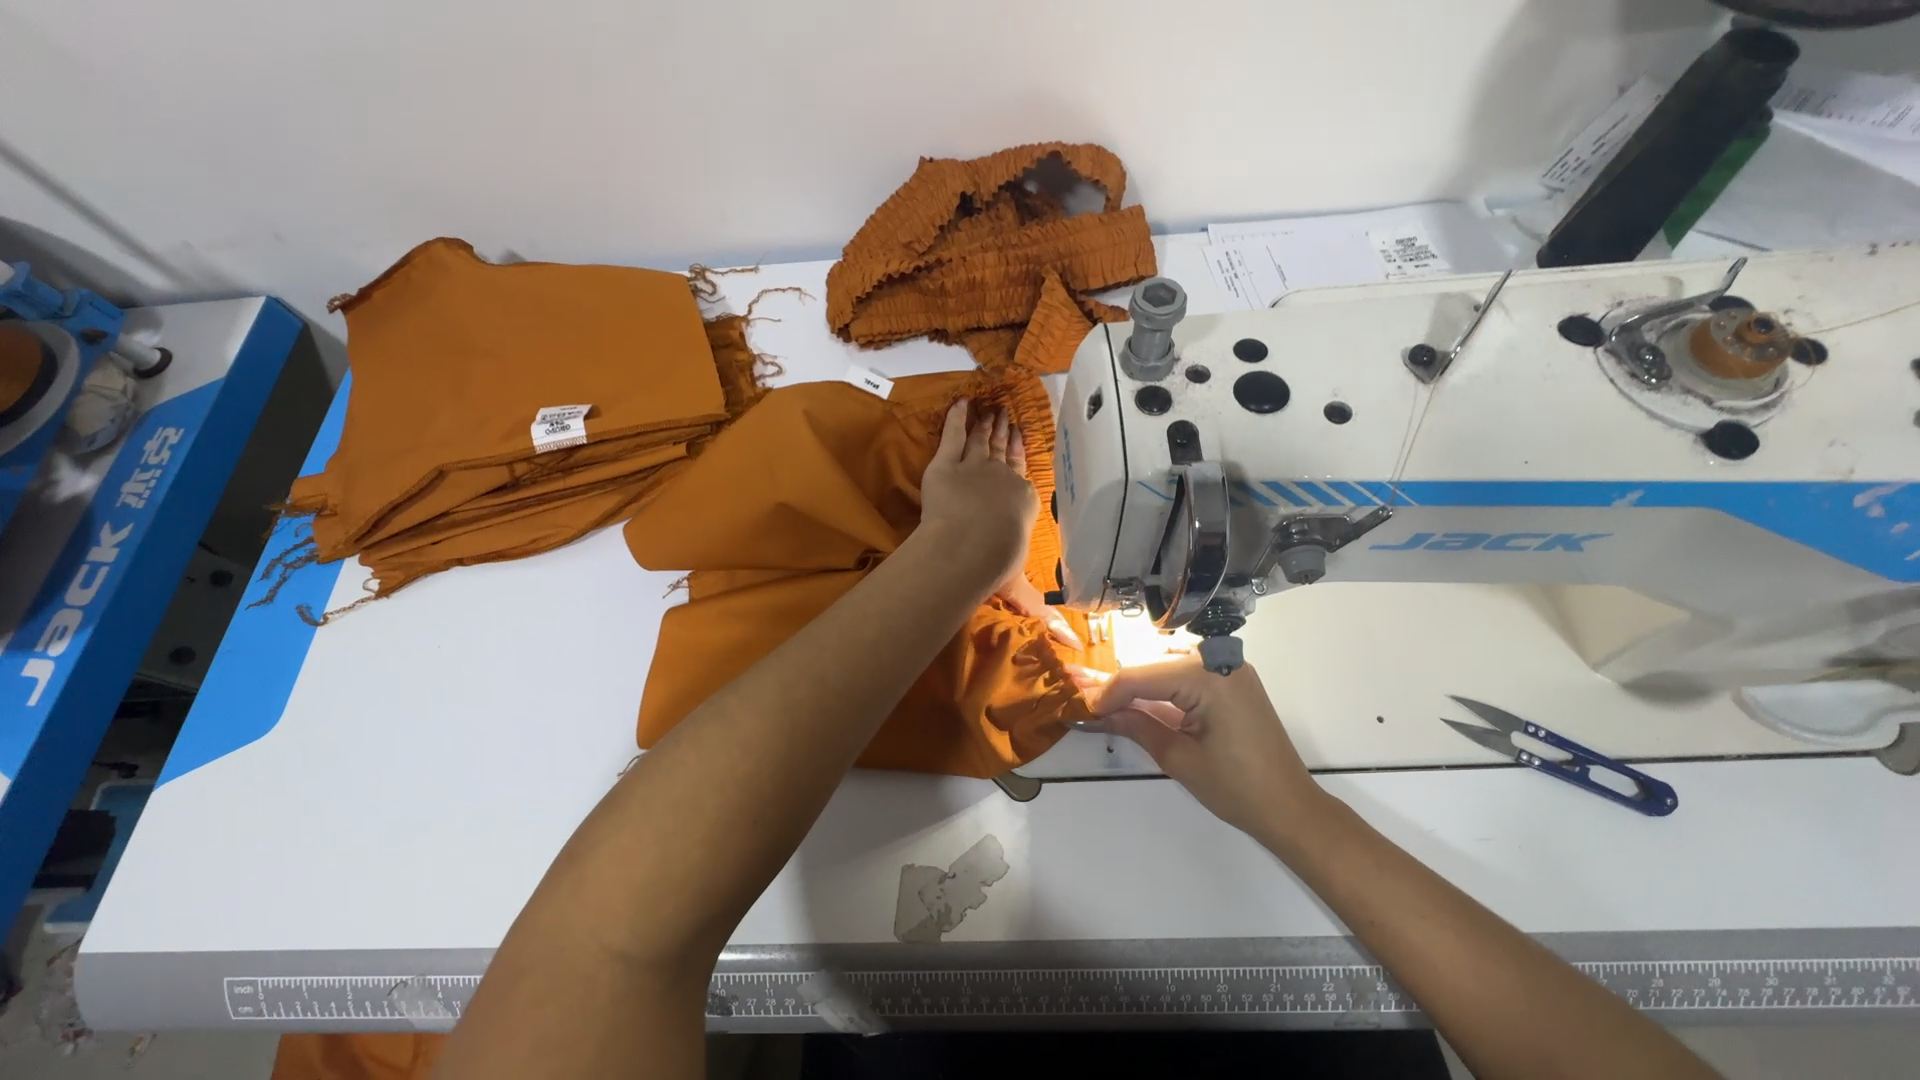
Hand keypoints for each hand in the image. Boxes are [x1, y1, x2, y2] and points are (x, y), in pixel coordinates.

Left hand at [918, 400, 1038, 598]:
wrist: (969, 548)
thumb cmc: (996, 566)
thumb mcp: (1019, 587)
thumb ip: (1036, 606)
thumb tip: (1066, 639)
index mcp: (1023, 502)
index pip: (1022, 476)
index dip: (1020, 458)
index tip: (1021, 442)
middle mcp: (1003, 479)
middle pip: (1003, 452)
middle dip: (1005, 434)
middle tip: (1006, 417)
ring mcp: (974, 467)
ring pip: (981, 441)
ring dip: (986, 424)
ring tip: (989, 409)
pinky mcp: (946, 463)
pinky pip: (953, 435)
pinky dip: (956, 419)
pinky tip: (958, 405)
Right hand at [1089, 658, 1328, 839]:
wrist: (1290, 807)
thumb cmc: (1236, 788)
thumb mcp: (1178, 758)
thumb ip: (1136, 726)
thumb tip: (1097, 713)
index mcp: (1208, 677)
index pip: (1142, 677)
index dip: (1107, 694)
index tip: (1082, 711)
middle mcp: (1220, 662)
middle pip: (1154, 667)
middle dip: (1121, 688)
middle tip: (1088, 706)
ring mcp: (1231, 669)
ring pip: (1168, 668)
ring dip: (1140, 686)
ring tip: (1108, 706)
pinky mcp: (1234, 682)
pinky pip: (1188, 676)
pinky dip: (1164, 690)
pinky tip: (1140, 704)